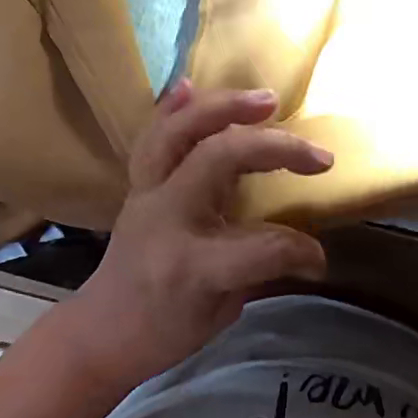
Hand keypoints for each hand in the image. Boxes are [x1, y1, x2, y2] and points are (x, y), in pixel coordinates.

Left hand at [70, 80, 333, 385]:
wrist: (100, 330)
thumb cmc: (163, 331)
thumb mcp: (220, 313)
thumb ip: (259, 270)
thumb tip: (305, 247)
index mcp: (190, 263)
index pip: (259, 244)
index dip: (298, 250)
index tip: (317, 261)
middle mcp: (165, 217)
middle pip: (217, 159)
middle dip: (271, 148)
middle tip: (315, 153)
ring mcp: (145, 195)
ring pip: (178, 134)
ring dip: (223, 109)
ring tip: (264, 99)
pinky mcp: (136, 187)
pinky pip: (152, 139)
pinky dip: (171, 110)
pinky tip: (189, 85)